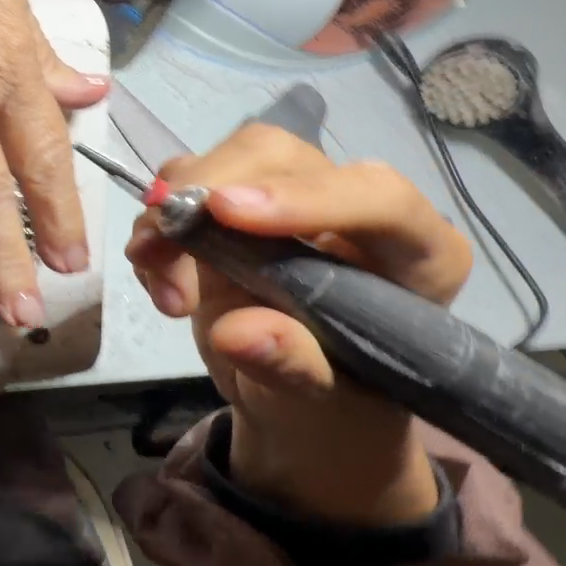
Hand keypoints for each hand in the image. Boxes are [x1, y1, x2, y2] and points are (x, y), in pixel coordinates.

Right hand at [126, 125, 472, 524]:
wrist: (298, 409)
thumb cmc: (332, 408)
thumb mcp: (324, 406)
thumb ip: (293, 366)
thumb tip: (237, 333)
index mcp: (412, 254)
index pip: (374, 197)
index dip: (301, 197)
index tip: (222, 211)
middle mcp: (348, 210)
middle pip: (277, 156)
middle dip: (206, 188)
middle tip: (160, 244)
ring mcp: (281, 203)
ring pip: (221, 162)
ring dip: (169, 212)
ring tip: (157, 276)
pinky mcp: (227, 210)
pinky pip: (178, 190)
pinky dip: (153, 228)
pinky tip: (157, 278)